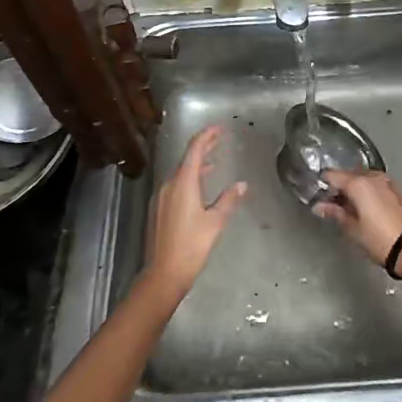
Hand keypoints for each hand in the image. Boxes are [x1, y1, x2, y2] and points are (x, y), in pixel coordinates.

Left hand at [146, 126, 247, 293]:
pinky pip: (176, 185)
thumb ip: (228, 200)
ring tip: (213, 161)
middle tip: (219, 138)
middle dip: (203, 147)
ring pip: (181, 173)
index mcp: (183, 182)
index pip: (195, 149)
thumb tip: (242, 184)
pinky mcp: (159, 209)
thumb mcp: (215, 222)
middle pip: (187, 158)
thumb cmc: (192, 245)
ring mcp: (161, 197)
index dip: (207, 135)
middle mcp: (169, 184)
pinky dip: (190, 179)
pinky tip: (199, 188)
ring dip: (197, 164)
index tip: (219, 128)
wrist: (163, 273)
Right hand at [314, 169, 401, 272]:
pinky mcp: (397, 189)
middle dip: (339, 186)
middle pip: (349, 174)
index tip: (318, 196)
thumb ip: (335, 213)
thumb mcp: (353, 229)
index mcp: (358, 183)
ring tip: (351, 208)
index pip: (332, 175)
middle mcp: (372, 176)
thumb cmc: (378, 240)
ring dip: (355, 188)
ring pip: (363, 178)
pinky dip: (368, 191)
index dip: (323, 184)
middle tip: (333, 205)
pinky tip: (367, 207)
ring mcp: (387, 181)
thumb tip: (320, 206)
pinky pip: (376, 184)